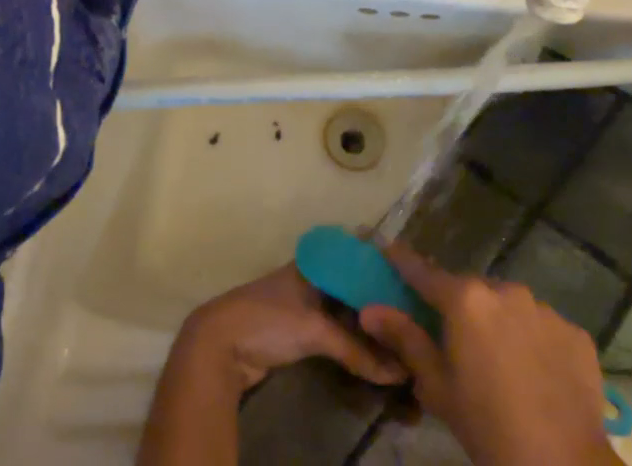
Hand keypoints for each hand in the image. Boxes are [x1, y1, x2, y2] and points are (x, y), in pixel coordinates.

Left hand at [172, 262, 407, 390]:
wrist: (219, 345)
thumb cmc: (267, 321)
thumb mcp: (315, 331)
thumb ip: (356, 351)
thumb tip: (398, 374)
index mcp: (314, 265)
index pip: (355, 257)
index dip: (381, 267)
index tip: (411, 278)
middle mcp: (311, 279)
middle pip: (351, 287)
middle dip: (377, 301)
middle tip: (412, 313)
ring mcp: (303, 305)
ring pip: (343, 311)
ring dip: (365, 324)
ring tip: (399, 335)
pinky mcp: (296, 331)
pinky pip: (333, 332)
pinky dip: (351, 341)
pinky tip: (373, 351)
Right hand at [359, 243, 622, 465]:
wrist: (561, 460)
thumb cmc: (485, 422)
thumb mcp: (436, 385)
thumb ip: (405, 340)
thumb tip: (370, 310)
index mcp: (465, 300)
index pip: (424, 271)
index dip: (404, 261)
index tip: (389, 250)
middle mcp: (506, 291)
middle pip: (472, 290)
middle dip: (459, 305)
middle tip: (454, 337)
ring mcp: (546, 310)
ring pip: (510, 306)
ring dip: (499, 321)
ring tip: (498, 360)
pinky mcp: (576, 333)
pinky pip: (543, 327)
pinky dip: (533, 340)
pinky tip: (533, 372)